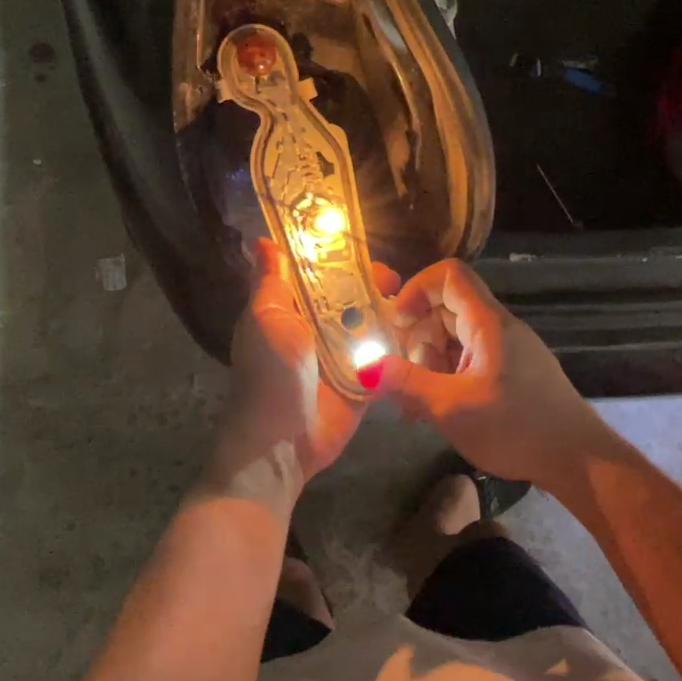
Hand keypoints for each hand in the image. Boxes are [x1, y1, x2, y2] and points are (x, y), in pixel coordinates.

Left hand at [212, 239, 399, 502]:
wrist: (283, 441)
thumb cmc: (270, 374)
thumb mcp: (265, 319)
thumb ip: (270, 281)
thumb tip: (261, 239)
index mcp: (290, 309)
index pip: (317, 273)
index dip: (337, 257)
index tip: (360, 245)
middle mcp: (316, 327)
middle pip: (350, 295)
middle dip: (372, 284)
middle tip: (394, 281)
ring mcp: (342, 354)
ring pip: (371, 322)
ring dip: (390, 310)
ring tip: (412, 301)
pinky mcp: (364, 379)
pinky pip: (385, 354)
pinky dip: (399, 341)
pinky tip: (420, 327)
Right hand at [375, 259, 609, 490]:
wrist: (579, 461)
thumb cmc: (517, 429)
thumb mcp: (452, 408)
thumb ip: (407, 384)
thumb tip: (366, 366)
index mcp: (487, 323)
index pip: (448, 275)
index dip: (415, 289)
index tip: (395, 323)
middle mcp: (497, 328)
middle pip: (445, 308)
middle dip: (415, 337)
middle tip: (403, 375)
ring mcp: (506, 350)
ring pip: (454, 337)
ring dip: (427, 362)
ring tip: (415, 404)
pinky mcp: (511, 373)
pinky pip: (468, 360)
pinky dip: (445, 377)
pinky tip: (434, 410)